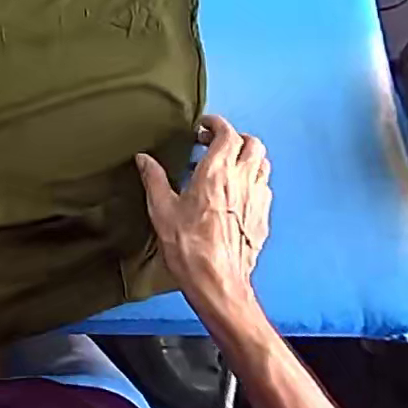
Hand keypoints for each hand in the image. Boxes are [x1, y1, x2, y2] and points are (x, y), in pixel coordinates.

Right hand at [136, 115, 272, 319]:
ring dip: (246, 157)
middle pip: (253, 144)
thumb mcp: (161, 209)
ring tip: (224, 165)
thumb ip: (154, 178)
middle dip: (234, 137)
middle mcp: (242, 181)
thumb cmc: (187, 246)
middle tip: (212, 143)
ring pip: (263, 164)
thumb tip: (143, 158)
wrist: (218, 283)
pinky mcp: (263, 218)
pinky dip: (251, 179)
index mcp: (216, 173)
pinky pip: (264, 187)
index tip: (202, 125)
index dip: (216, 123)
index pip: (227, 134)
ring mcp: (257, 200)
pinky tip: (233, 192)